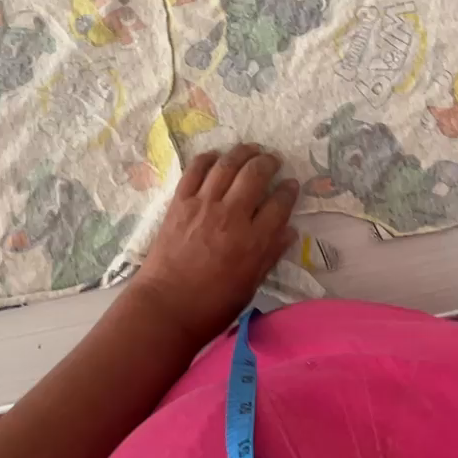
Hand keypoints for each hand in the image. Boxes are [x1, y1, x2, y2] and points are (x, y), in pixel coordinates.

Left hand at [124, 144, 297, 347]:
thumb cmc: (212, 306)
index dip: (289, 190)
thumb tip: (289, 231)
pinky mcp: (180, 202)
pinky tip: (216, 156)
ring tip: (252, 149)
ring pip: (228, 164)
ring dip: (243, 152)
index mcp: (253, 241)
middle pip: (255, 174)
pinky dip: (208, 158)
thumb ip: (270, 254)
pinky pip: (195, 170)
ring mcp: (203, 205)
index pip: (280, 204)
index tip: (292, 184)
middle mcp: (231, 216)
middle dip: (269, 163)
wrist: (166, 308)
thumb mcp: (250, 285)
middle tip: (273, 160)